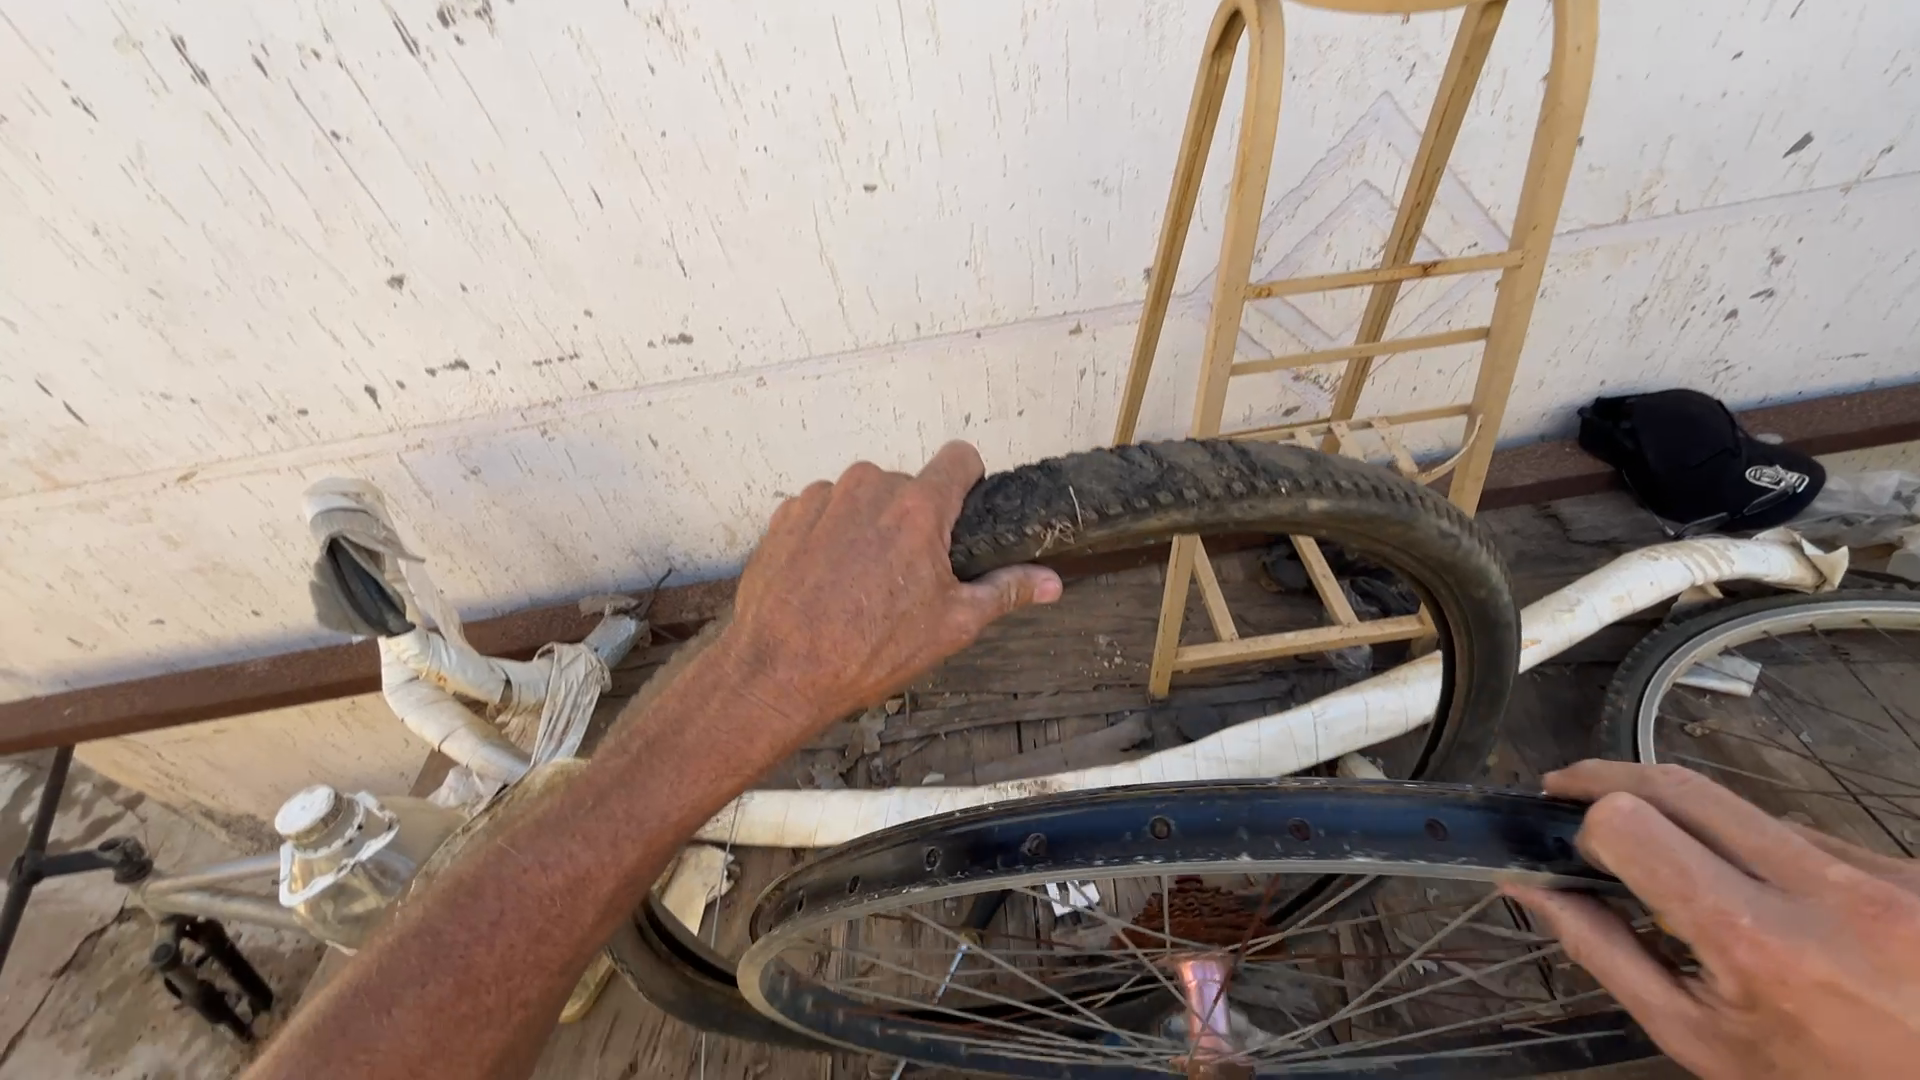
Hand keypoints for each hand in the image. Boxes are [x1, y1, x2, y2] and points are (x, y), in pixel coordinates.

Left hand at [716, 441, 1061, 734]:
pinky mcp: (786, 513)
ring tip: (860, 581)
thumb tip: (1052, 582)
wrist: (779, 672)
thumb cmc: (870, 651)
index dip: (969, 481)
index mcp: (917, 506)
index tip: (962, 513)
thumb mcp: (952, 625)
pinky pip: (823, 509)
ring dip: (870, 526)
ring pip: (864, 497)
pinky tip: (825, 579)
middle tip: (907, 574)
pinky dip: (830, 534)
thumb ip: (1006, 590)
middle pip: (909, 485)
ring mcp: (822, 496)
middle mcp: (869, 486)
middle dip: (914, 519)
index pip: (960, 457)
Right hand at [1505, 760, 1919, 1079]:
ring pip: (1739, 806)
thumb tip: (1523, 882)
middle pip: (1678, 784)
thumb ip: (1601, 950)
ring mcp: (1885, 874)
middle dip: (1607, 778)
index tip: (1580, 853)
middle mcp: (1828, 891)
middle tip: (1567, 790)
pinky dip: (1760, 849)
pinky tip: (1771, 895)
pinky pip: (1802, 832)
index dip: (1588, 828)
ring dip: (1691, 822)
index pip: (1629, 821)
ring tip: (1688, 868)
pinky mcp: (1914, 870)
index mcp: (1759, 942)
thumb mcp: (1697, 1037)